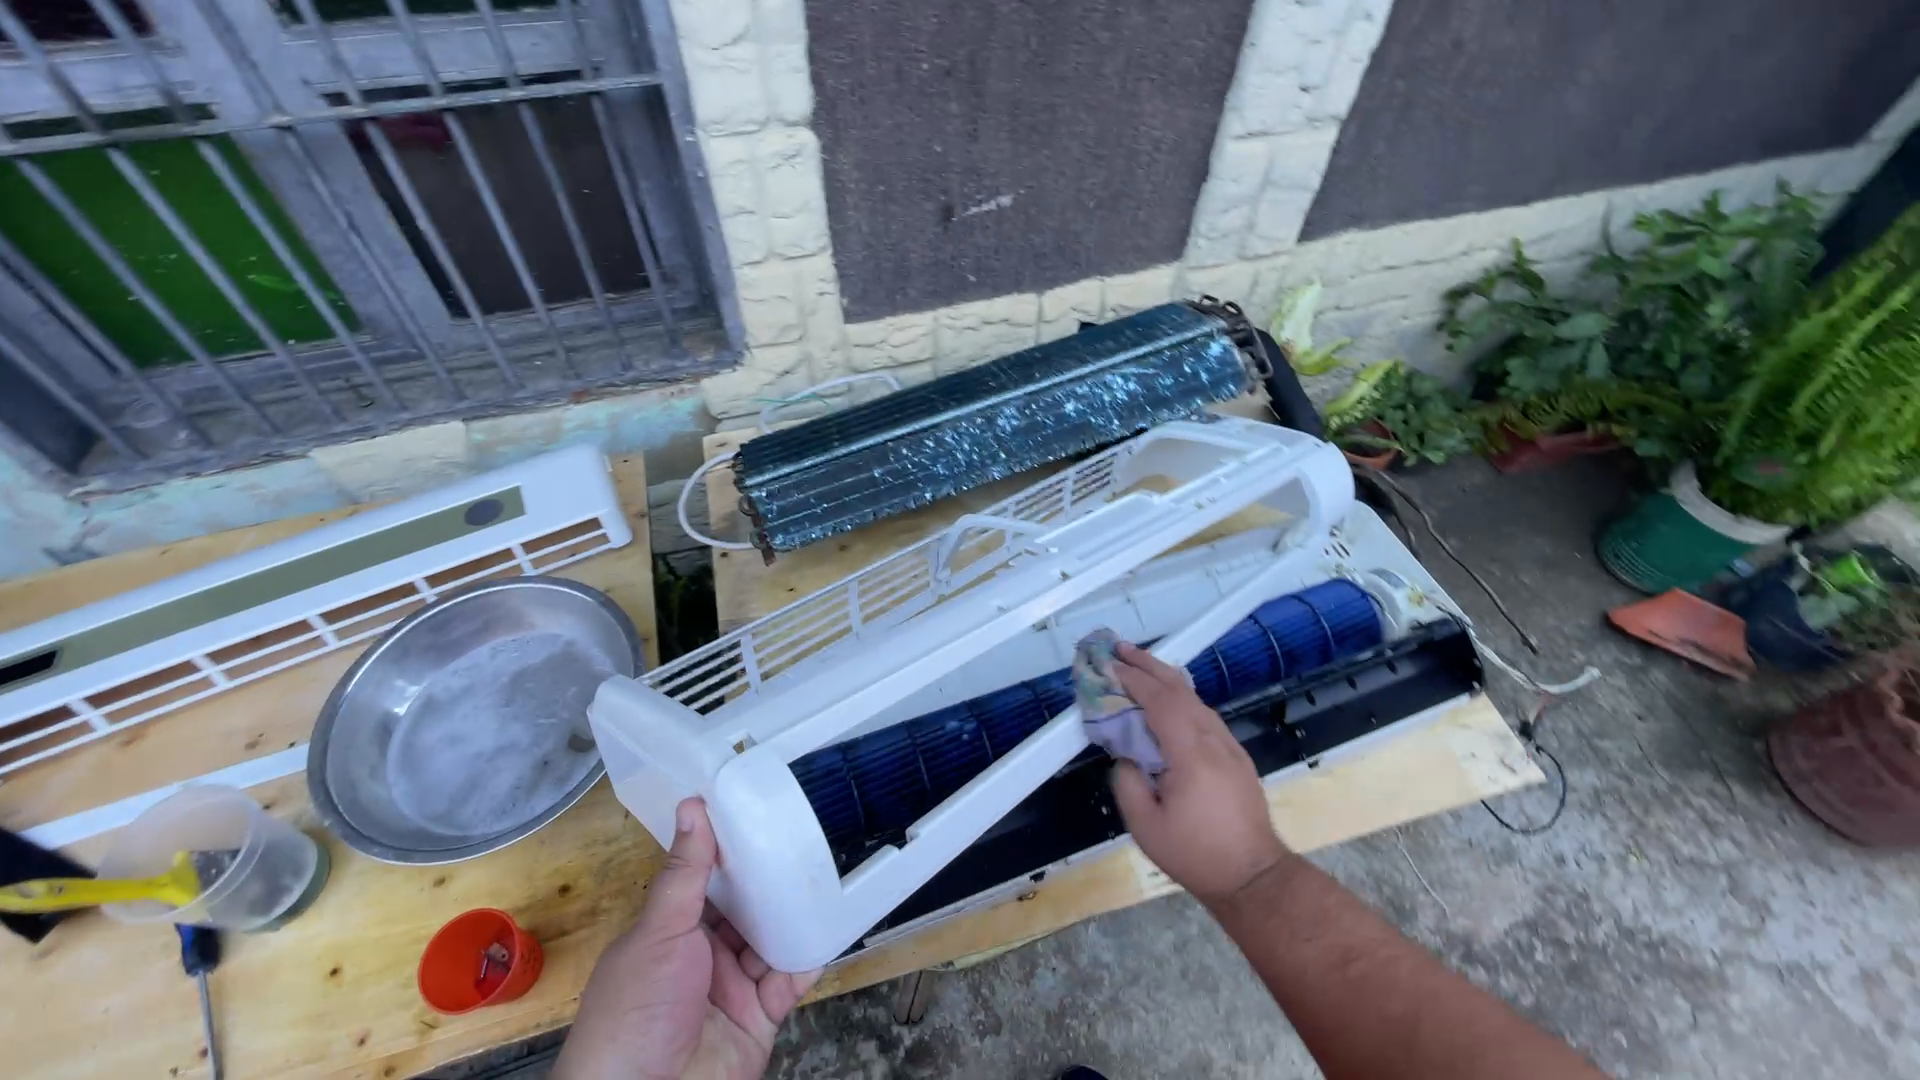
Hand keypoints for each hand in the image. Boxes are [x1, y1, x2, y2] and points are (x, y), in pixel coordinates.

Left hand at [554, 798, 819, 1079]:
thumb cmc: (637, 1010)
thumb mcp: (659, 932)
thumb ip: (686, 873)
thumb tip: (692, 804)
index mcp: (671, 933)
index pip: (708, 882)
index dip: (734, 851)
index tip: (766, 810)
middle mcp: (703, 957)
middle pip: (746, 911)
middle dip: (772, 881)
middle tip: (810, 835)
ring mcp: (733, 988)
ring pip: (771, 940)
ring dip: (794, 914)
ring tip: (829, 871)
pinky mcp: (760, 1018)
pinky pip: (790, 981)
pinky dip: (808, 957)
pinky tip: (829, 925)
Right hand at [1108, 642, 1291, 906]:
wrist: (1254, 877)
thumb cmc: (1196, 855)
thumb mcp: (1145, 826)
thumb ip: (1126, 783)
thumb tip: (1125, 757)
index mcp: (1191, 755)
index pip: (1160, 702)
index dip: (1133, 679)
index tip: (1109, 664)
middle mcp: (1214, 741)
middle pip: (1180, 690)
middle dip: (1148, 665)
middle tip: (1120, 647)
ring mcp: (1229, 747)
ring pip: (1196, 699)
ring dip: (1165, 678)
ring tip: (1139, 665)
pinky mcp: (1236, 757)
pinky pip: (1204, 714)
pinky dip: (1181, 696)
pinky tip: (1169, 698)